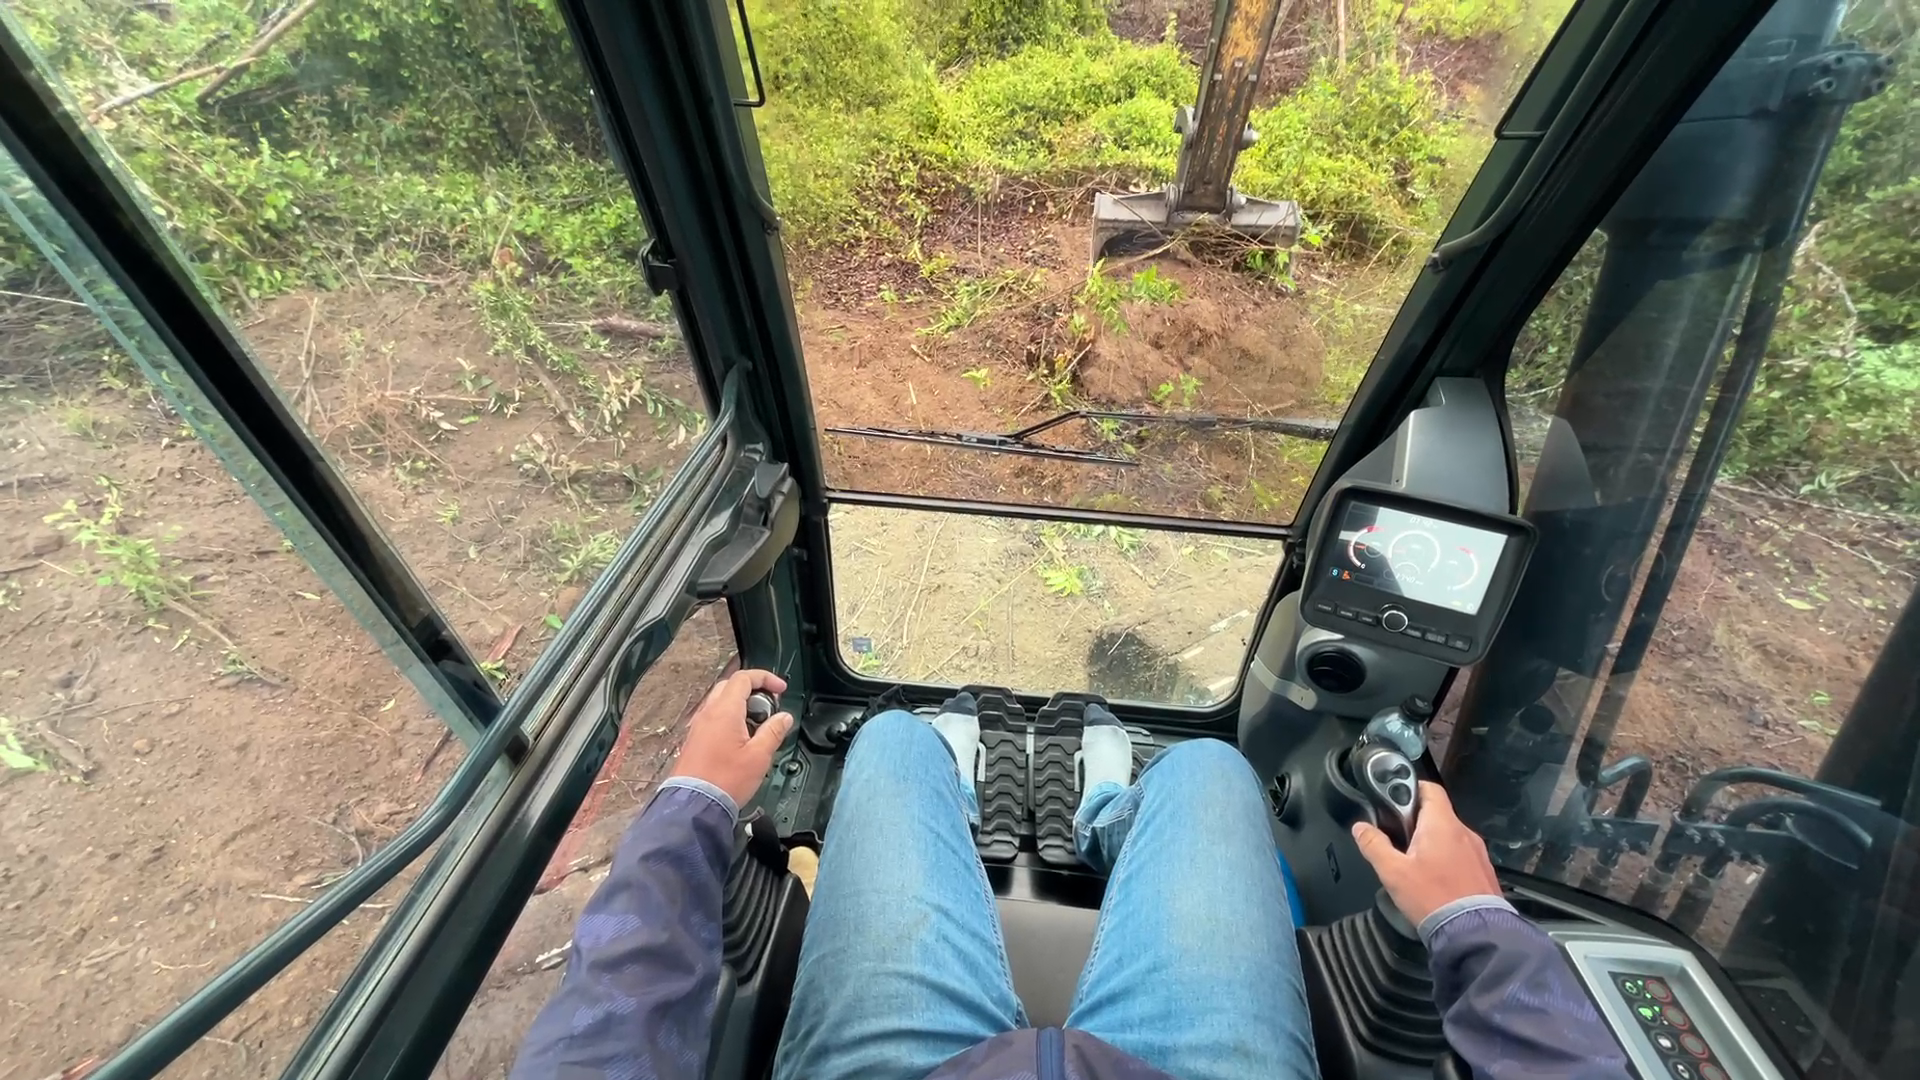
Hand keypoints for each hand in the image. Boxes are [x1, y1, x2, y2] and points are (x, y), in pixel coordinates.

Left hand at [668, 669, 793, 807]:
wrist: (693, 806)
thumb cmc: (726, 780)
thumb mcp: (759, 756)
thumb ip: (773, 732)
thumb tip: (784, 717)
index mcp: (725, 711)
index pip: (744, 678)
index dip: (765, 678)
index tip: (780, 688)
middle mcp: (708, 713)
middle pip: (730, 686)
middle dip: (753, 689)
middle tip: (769, 704)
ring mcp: (698, 726)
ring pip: (720, 701)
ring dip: (741, 704)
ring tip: (757, 724)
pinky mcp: (694, 740)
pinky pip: (713, 717)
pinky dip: (729, 717)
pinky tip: (740, 738)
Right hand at [1351, 781, 1501, 924]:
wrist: (1478, 936)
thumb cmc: (1433, 897)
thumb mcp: (1392, 871)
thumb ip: (1373, 844)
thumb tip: (1360, 828)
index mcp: (1442, 824)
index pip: (1430, 789)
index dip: (1410, 788)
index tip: (1393, 801)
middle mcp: (1464, 833)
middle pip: (1437, 813)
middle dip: (1415, 821)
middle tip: (1396, 837)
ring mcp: (1478, 854)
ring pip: (1449, 836)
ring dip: (1431, 841)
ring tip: (1414, 863)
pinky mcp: (1485, 873)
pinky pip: (1461, 855)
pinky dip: (1446, 859)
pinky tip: (1434, 880)